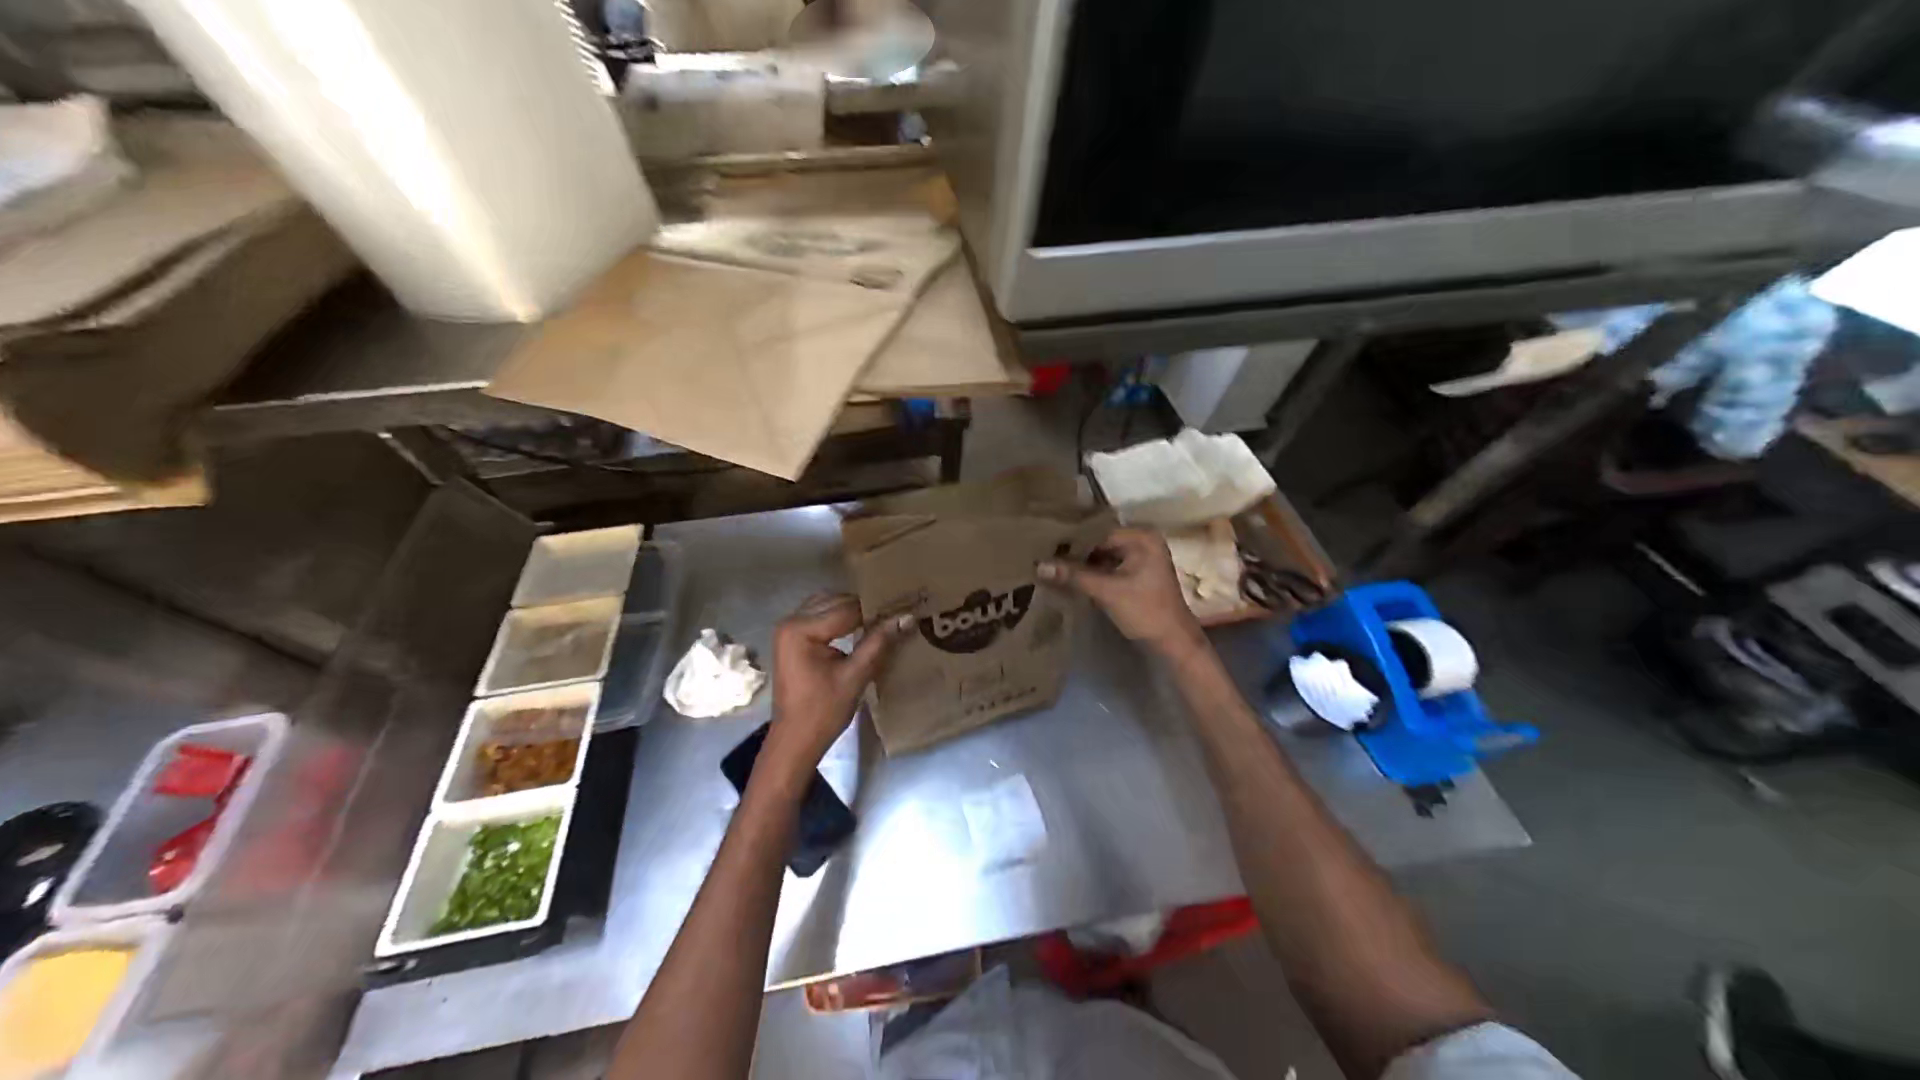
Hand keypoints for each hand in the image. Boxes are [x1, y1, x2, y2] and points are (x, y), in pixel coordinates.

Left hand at [763, 594, 911, 780]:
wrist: (795, 740)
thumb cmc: (823, 712)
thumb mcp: (854, 676)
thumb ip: (878, 642)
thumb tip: (907, 617)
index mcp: (800, 630)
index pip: (846, 609)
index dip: (877, 610)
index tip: (905, 609)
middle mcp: (791, 621)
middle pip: (835, 602)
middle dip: (865, 607)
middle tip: (896, 613)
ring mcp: (789, 629)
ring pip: (827, 605)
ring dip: (853, 610)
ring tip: (882, 619)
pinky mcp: (792, 638)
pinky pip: (820, 616)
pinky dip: (840, 618)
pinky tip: (861, 627)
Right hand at [1040, 527, 1205, 658]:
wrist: (1173, 643)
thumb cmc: (1145, 611)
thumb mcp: (1107, 591)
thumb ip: (1073, 575)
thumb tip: (1038, 565)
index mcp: (1142, 537)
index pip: (1097, 532)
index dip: (1071, 541)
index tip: (1043, 547)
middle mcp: (1142, 541)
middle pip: (1099, 543)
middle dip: (1075, 553)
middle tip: (1043, 556)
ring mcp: (1140, 558)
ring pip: (1102, 556)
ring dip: (1081, 565)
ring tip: (1051, 566)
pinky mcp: (1136, 575)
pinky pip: (1108, 567)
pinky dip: (1091, 574)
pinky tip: (1068, 578)